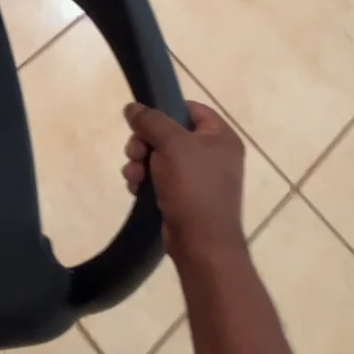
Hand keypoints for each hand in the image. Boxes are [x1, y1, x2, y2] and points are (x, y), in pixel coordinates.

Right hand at [123, 100, 247, 262]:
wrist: (202, 245)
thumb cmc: (193, 188)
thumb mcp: (172, 144)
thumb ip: (150, 120)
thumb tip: (132, 108)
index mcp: (221, 137)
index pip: (190, 108)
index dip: (165, 110)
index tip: (143, 120)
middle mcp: (213, 154)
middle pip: (169, 132)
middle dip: (145, 141)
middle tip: (134, 152)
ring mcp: (199, 177)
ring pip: (159, 154)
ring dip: (140, 161)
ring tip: (132, 175)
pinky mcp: (185, 196)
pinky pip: (159, 176)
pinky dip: (144, 178)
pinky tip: (135, 187)